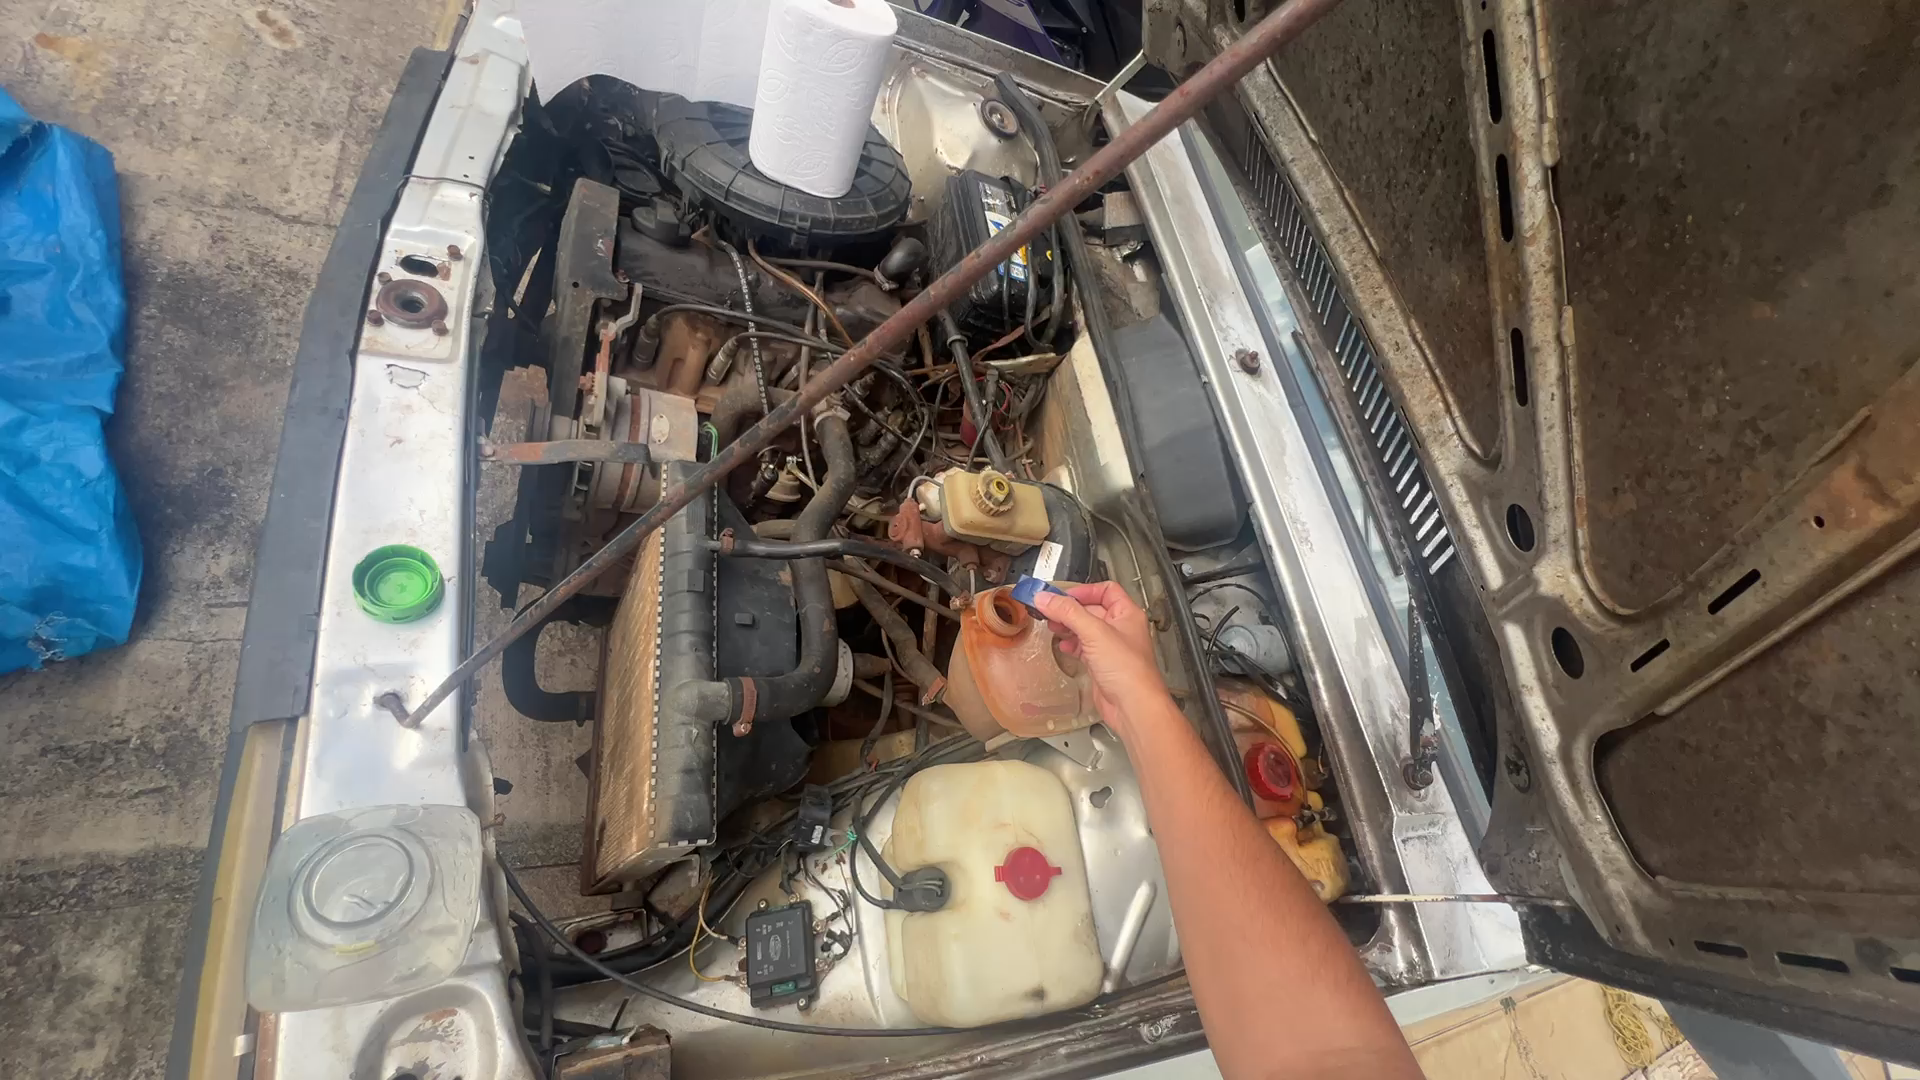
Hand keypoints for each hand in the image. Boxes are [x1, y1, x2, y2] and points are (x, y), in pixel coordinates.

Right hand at [1033, 582, 1175, 742]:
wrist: (1133, 706)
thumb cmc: (1128, 671)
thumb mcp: (1094, 632)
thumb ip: (1068, 612)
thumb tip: (1045, 597)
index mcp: (1127, 614)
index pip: (1105, 590)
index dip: (1083, 590)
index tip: (1061, 594)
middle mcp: (1121, 629)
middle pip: (1092, 609)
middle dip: (1069, 609)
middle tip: (1048, 608)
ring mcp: (1111, 647)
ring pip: (1086, 629)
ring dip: (1068, 625)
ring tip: (1051, 625)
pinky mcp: (1102, 665)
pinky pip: (1084, 647)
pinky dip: (1072, 644)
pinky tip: (1063, 645)